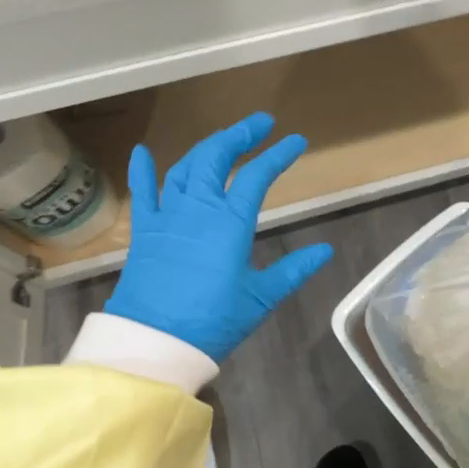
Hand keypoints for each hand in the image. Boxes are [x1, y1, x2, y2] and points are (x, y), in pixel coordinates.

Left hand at [104, 113, 333, 360]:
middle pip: (216, 157)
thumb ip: (293, 270)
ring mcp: (167, 217)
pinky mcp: (145, 232)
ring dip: (206, 147)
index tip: (296, 141)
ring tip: (224, 138)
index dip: (278, 155)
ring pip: (185, 168)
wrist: (156, 343)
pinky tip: (143, 151)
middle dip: (240, 135)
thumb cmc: (213, 320)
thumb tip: (325, 250)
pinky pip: (143, 193)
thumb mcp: (261, 297)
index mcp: (231, 222)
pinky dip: (142, 170)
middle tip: (260, 124)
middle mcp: (198, 208)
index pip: (257, 175)